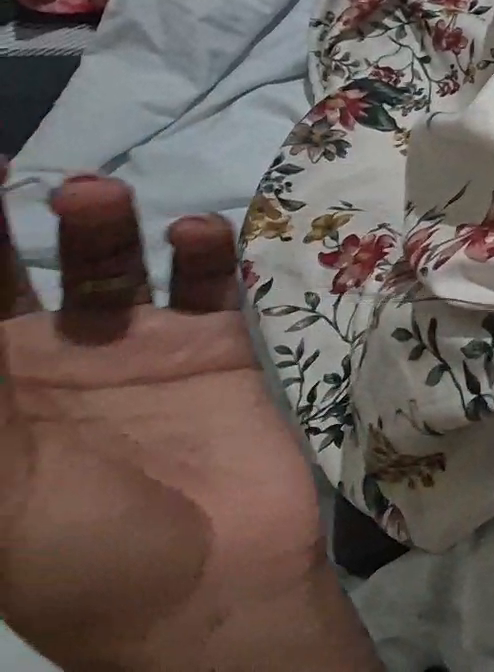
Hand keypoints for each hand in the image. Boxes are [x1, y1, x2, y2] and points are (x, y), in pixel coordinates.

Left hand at [0, 170, 375, 669]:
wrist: (215, 580)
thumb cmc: (78, 552)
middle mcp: (45, 364)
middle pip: (12, 276)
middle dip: (0, 224)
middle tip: (3, 167)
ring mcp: (139, 352)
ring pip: (111, 269)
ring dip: (102, 229)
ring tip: (97, 196)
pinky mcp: (217, 348)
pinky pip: (207, 287)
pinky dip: (204, 255)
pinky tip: (199, 234)